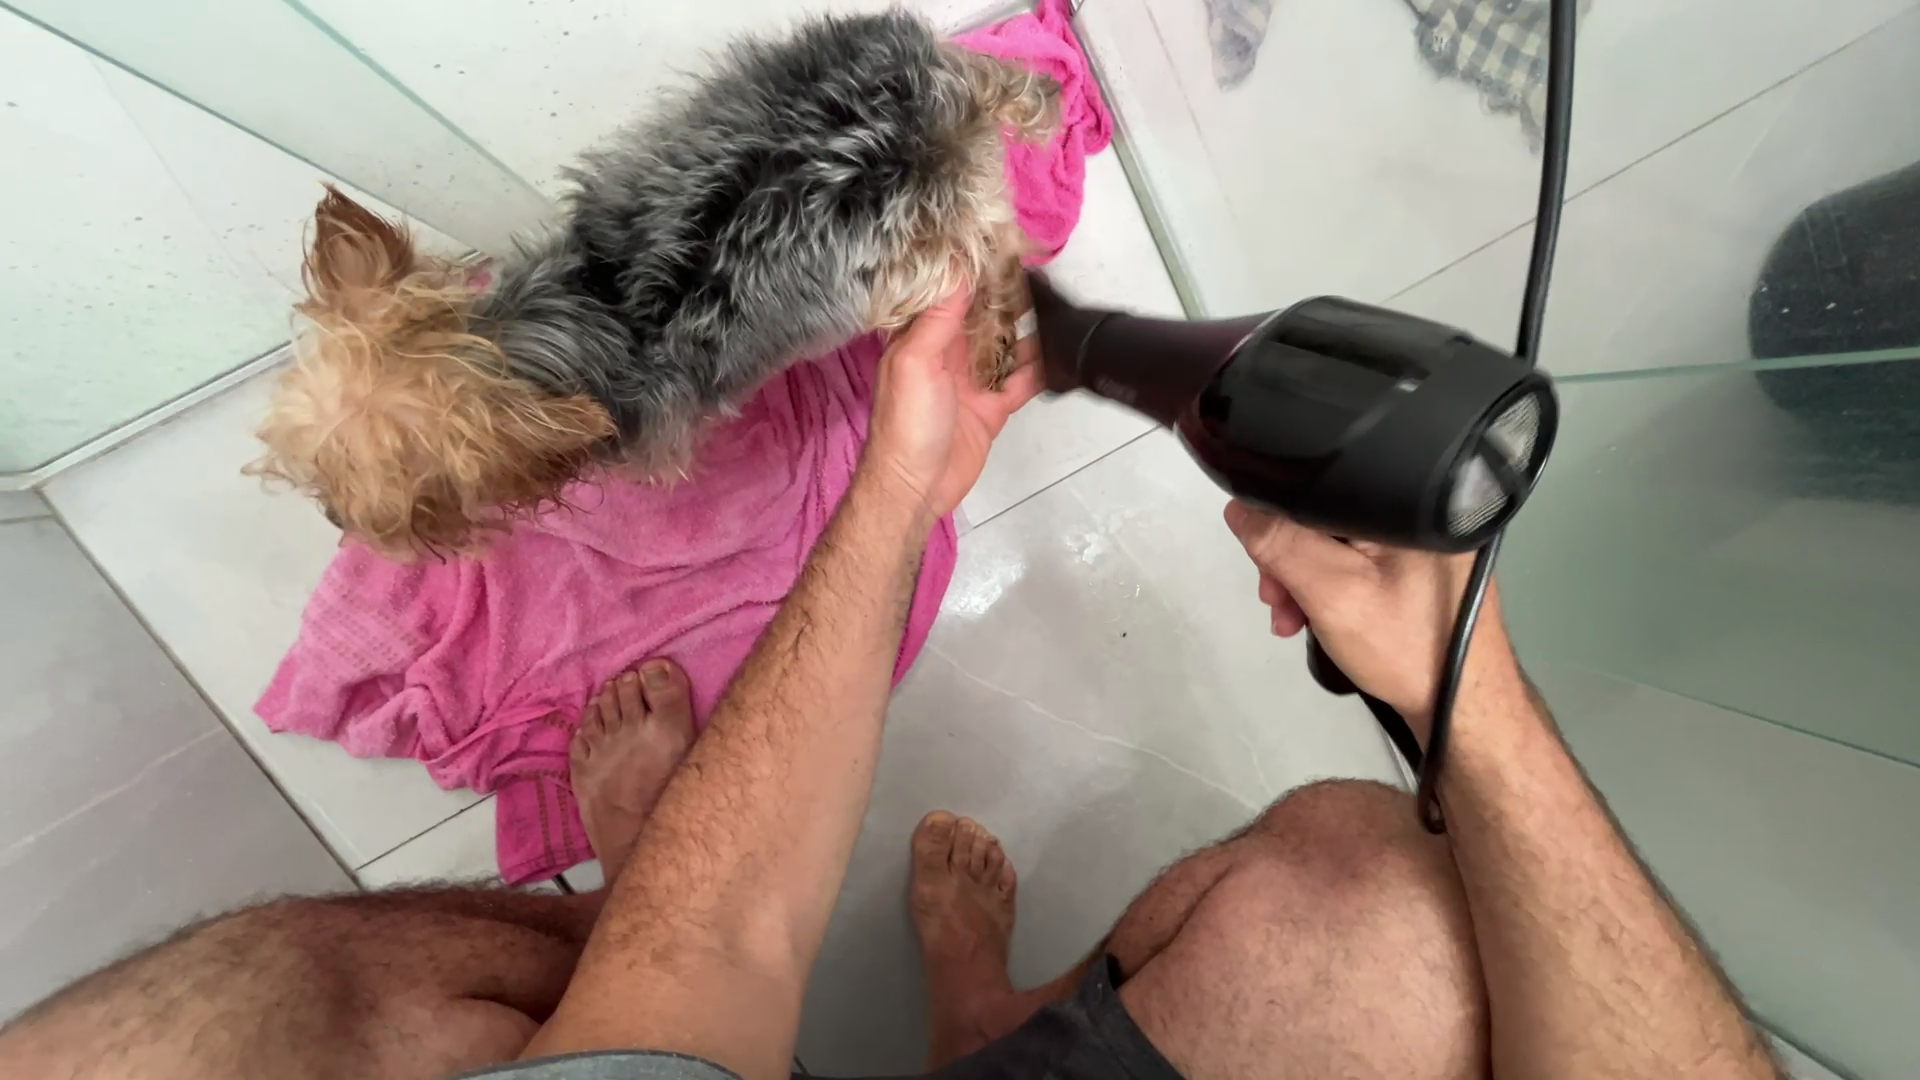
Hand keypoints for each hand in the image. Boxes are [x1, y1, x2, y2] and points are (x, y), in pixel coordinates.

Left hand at [866, 288, 1041, 522]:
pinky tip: (1060, 353)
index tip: (999, 246)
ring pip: (1006, 346)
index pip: (948, 295)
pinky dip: (1040, 369)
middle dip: (1006, 296)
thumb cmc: (905, 427)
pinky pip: (1021, 381)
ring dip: (1028, 329)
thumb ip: (937, 319)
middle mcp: (947, 355)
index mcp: (921, 339)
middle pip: (982, 317)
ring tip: (1056, 304)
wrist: (917, 486)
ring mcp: (972, 381)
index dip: (971, 272)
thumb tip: (958, 273)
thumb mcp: (914, 363)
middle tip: (1037, 270)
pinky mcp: (992, 407)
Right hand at [1224, 500, 1516, 739]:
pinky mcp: (1413, 569)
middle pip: (1320, 522)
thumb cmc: (1405, 647)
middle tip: (1278, 604)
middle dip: (1286, 563)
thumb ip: (1281, 545)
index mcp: (1408, 504)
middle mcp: (1418, 515)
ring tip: (1291, 620)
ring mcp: (1417, 545)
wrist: (1460, 708)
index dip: (1276, 526)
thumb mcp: (1331, 592)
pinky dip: (1323, 589)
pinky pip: (1351, 564)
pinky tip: (1312, 616)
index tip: (1265, 569)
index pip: (1317, 493)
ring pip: (1331, 546)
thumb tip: (1240, 507)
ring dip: (1298, 581)